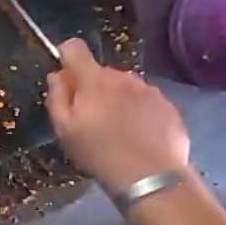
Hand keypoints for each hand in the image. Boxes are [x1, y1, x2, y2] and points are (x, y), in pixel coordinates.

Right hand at [46, 39, 190, 195]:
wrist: (150, 176)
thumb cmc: (97, 152)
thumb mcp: (63, 130)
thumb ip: (57, 97)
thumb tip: (56, 76)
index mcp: (94, 81)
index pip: (75, 49)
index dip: (66, 56)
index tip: (65, 77)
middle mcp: (124, 78)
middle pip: (101, 71)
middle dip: (92, 87)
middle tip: (88, 116)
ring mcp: (150, 91)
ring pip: (125, 86)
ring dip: (116, 98)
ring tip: (114, 128)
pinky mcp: (169, 106)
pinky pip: (145, 100)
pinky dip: (137, 111)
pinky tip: (136, 135)